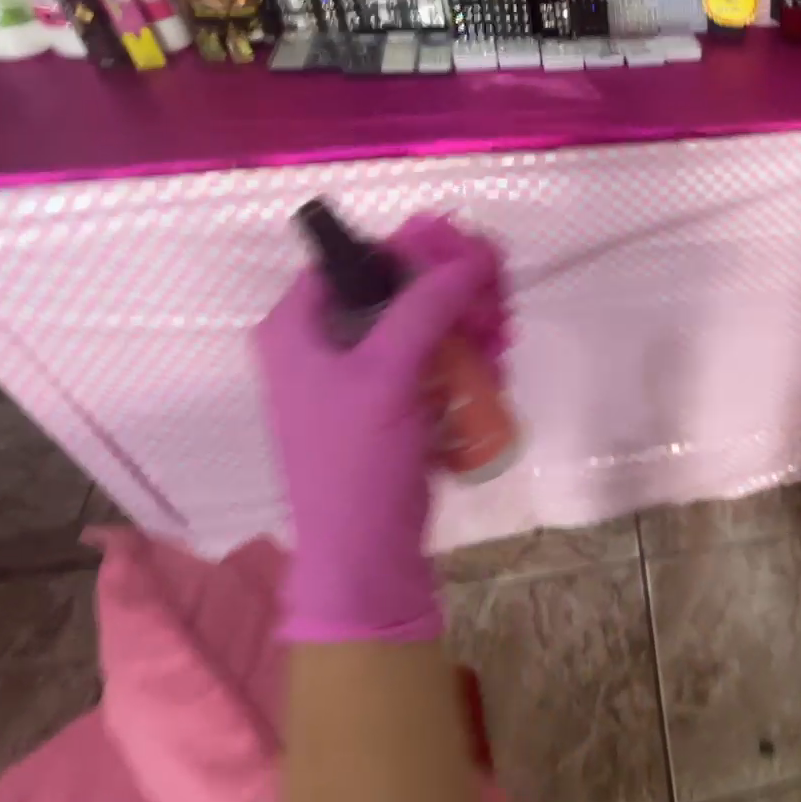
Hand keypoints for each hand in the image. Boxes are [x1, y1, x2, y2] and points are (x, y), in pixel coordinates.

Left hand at [255, 214, 507, 643]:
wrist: (366, 550)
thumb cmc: (356, 460)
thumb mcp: (384, 374)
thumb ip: (424, 307)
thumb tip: (472, 255)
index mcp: (300, 326)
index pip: (356, 258)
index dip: (413, 250)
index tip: (470, 258)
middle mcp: (330, 342)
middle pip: (404, 290)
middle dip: (457, 297)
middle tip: (495, 311)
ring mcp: (367, 374)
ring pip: (432, 325)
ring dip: (473, 330)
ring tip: (500, 349)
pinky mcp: (400, 402)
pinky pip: (441, 361)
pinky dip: (471, 362)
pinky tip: (493, 377)